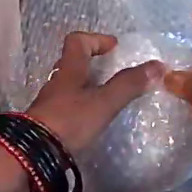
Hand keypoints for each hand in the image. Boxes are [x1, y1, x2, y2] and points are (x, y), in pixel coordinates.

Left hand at [24, 32, 162, 151]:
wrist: (34, 152)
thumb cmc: (70, 121)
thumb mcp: (104, 102)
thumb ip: (129, 85)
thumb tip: (158, 66)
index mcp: (69, 70)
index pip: (77, 41)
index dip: (96, 39)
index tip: (114, 47)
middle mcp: (56, 82)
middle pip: (72, 62)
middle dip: (92, 63)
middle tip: (111, 72)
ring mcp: (49, 103)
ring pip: (68, 85)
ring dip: (85, 85)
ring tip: (104, 96)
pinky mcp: (46, 122)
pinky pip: (65, 105)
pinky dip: (79, 105)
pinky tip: (90, 118)